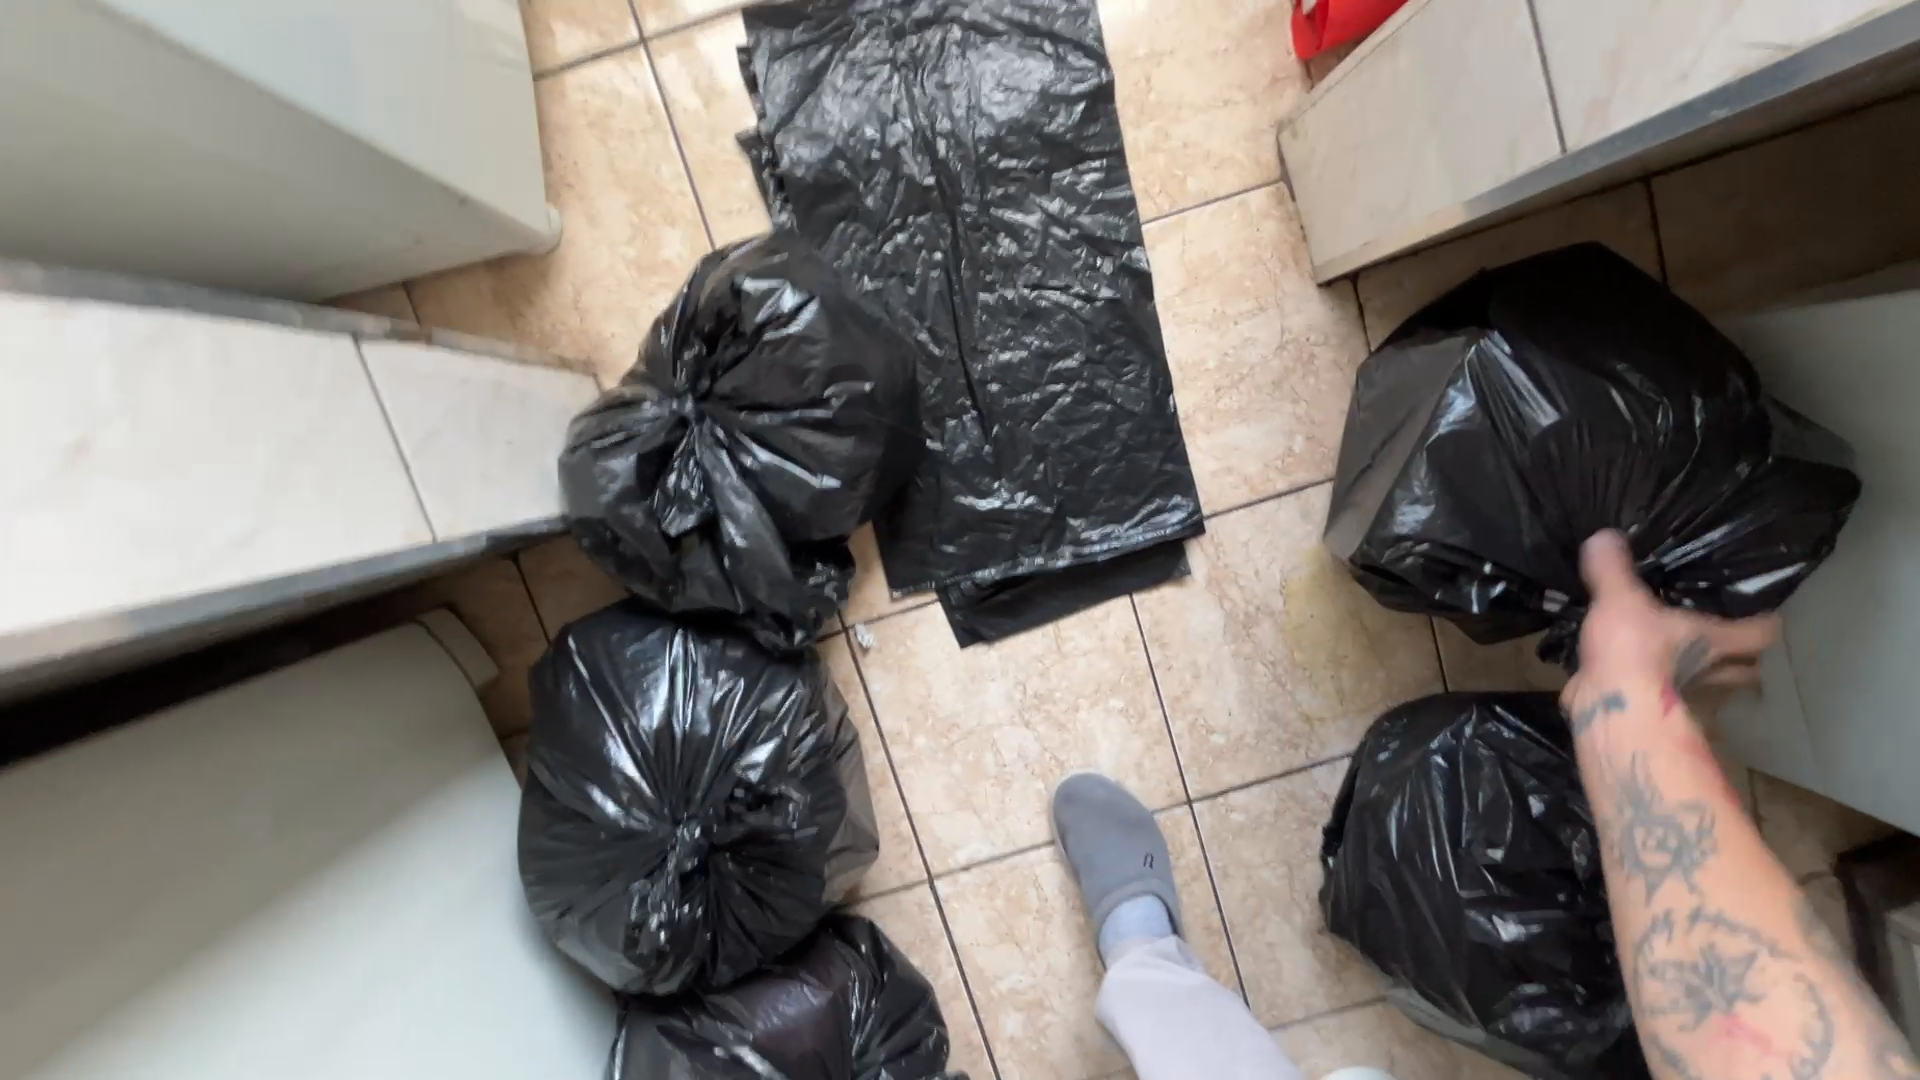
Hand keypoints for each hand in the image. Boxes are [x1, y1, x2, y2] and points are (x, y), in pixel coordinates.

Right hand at [1562, 530, 1779, 721]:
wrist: (1611, 704)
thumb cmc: (1633, 649)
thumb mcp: (1618, 599)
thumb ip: (1612, 569)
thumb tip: (1604, 536)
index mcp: (1716, 639)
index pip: (1763, 631)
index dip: (1765, 621)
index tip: (1762, 614)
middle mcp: (1712, 670)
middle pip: (1748, 669)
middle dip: (1742, 661)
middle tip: (1726, 646)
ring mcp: (1688, 696)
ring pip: (1713, 689)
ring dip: (1707, 681)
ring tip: (1685, 666)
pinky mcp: (1657, 712)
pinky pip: (1669, 700)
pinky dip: (1662, 693)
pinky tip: (1642, 683)